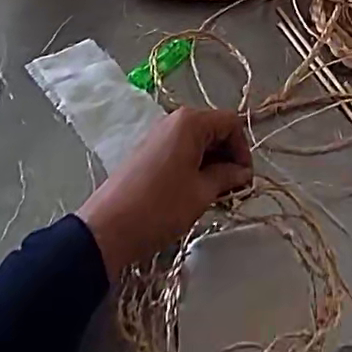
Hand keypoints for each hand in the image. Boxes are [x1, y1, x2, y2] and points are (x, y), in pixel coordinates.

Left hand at [76, 108, 253, 273]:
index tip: (245, 178)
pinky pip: (180, 150)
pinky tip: (195, 191)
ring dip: (212, 163)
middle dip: (228, 156)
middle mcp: (174, 121)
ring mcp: (158, 136)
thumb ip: (227, 177)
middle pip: (214, 130)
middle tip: (234, 187)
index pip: (231, 124)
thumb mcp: (202, 193)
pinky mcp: (147, 153)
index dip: (243, 149)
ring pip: (198, 142)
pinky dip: (194, 166)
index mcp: (191, 122)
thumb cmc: (160, 207)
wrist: (105, 231)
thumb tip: (242, 173)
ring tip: (216, 193)